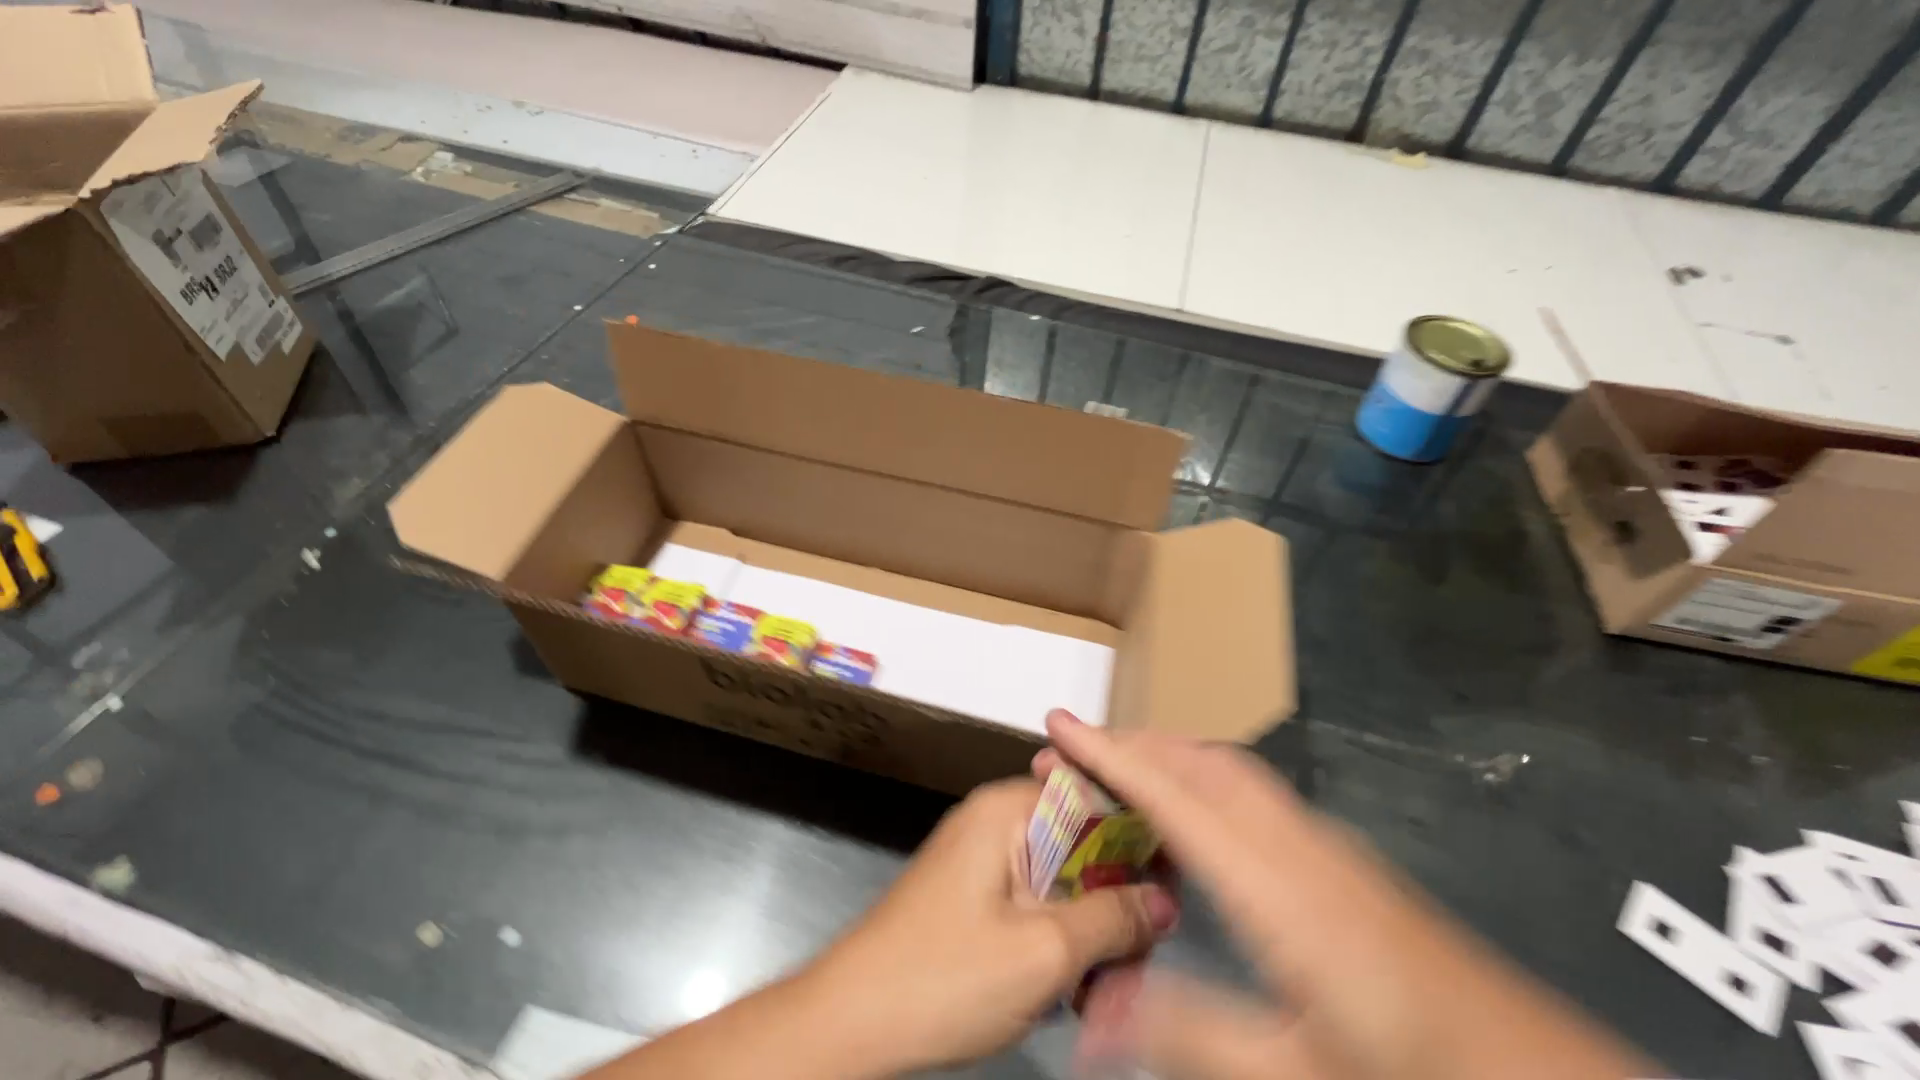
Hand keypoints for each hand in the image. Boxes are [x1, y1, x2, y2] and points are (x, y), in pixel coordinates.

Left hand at [804, 776, 1178, 1075]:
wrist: (850, 1025)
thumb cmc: (944, 977)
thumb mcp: (1044, 951)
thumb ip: (1114, 920)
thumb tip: (1164, 902)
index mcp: (1010, 812)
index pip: (1097, 793)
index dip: (1145, 833)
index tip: (1180, 880)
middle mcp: (999, 825)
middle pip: (1087, 845)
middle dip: (1121, 903)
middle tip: (1144, 961)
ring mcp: (986, 864)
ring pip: (1068, 885)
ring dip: (1095, 937)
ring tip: (1109, 995)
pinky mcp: (979, 903)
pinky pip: (1040, 909)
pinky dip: (1063, 947)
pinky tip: (1076, 997)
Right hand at [1041, 709, 1653, 1079]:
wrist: (1538, 1076)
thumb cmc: (1412, 1071)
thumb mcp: (1294, 1073)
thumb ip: (1187, 1032)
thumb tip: (1088, 1009)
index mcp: (1280, 890)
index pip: (1178, 798)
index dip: (1112, 756)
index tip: (1057, 726)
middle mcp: (1303, 848)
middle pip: (1206, 765)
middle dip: (1134, 744)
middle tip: (1070, 755)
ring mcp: (1331, 851)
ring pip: (1235, 773)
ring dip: (1169, 758)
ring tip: (1116, 775)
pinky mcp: (1347, 866)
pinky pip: (1256, 797)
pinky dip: (1203, 783)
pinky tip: (1193, 823)